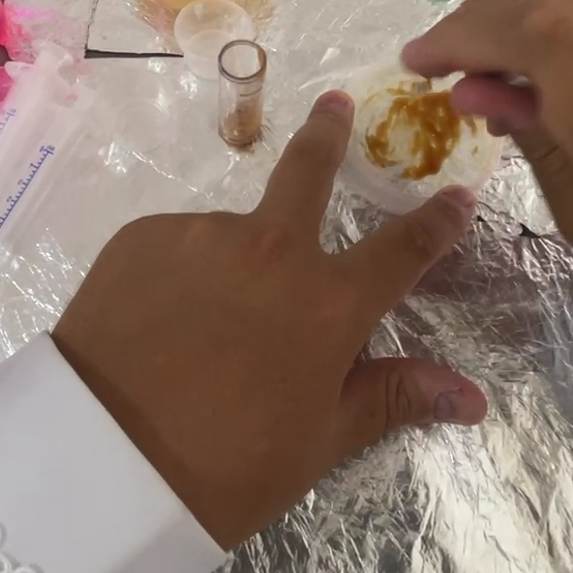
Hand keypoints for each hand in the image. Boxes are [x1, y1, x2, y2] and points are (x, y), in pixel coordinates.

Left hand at [52, 92, 488, 548]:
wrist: (98, 461)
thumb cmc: (223, 467)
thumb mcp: (318, 440)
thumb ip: (393, 398)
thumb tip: (474, 398)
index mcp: (327, 302)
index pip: (402, 248)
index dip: (437, 222)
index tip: (459, 194)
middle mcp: (271, 248)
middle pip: (309, 170)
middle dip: (328, 134)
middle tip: (334, 105)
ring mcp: (202, 233)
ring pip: (235, 231)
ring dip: (236, 257)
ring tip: (203, 321)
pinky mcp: (144, 235)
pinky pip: (180, 245)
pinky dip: (183, 272)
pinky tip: (160, 316)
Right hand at [401, 0, 572, 309]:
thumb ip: (533, 138)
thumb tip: (472, 86)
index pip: (538, 33)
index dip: (465, 33)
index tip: (418, 61)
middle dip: (479, 18)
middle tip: (440, 55)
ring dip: (515, 17)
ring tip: (482, 59)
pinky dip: (560, 25)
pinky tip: (542, 60)